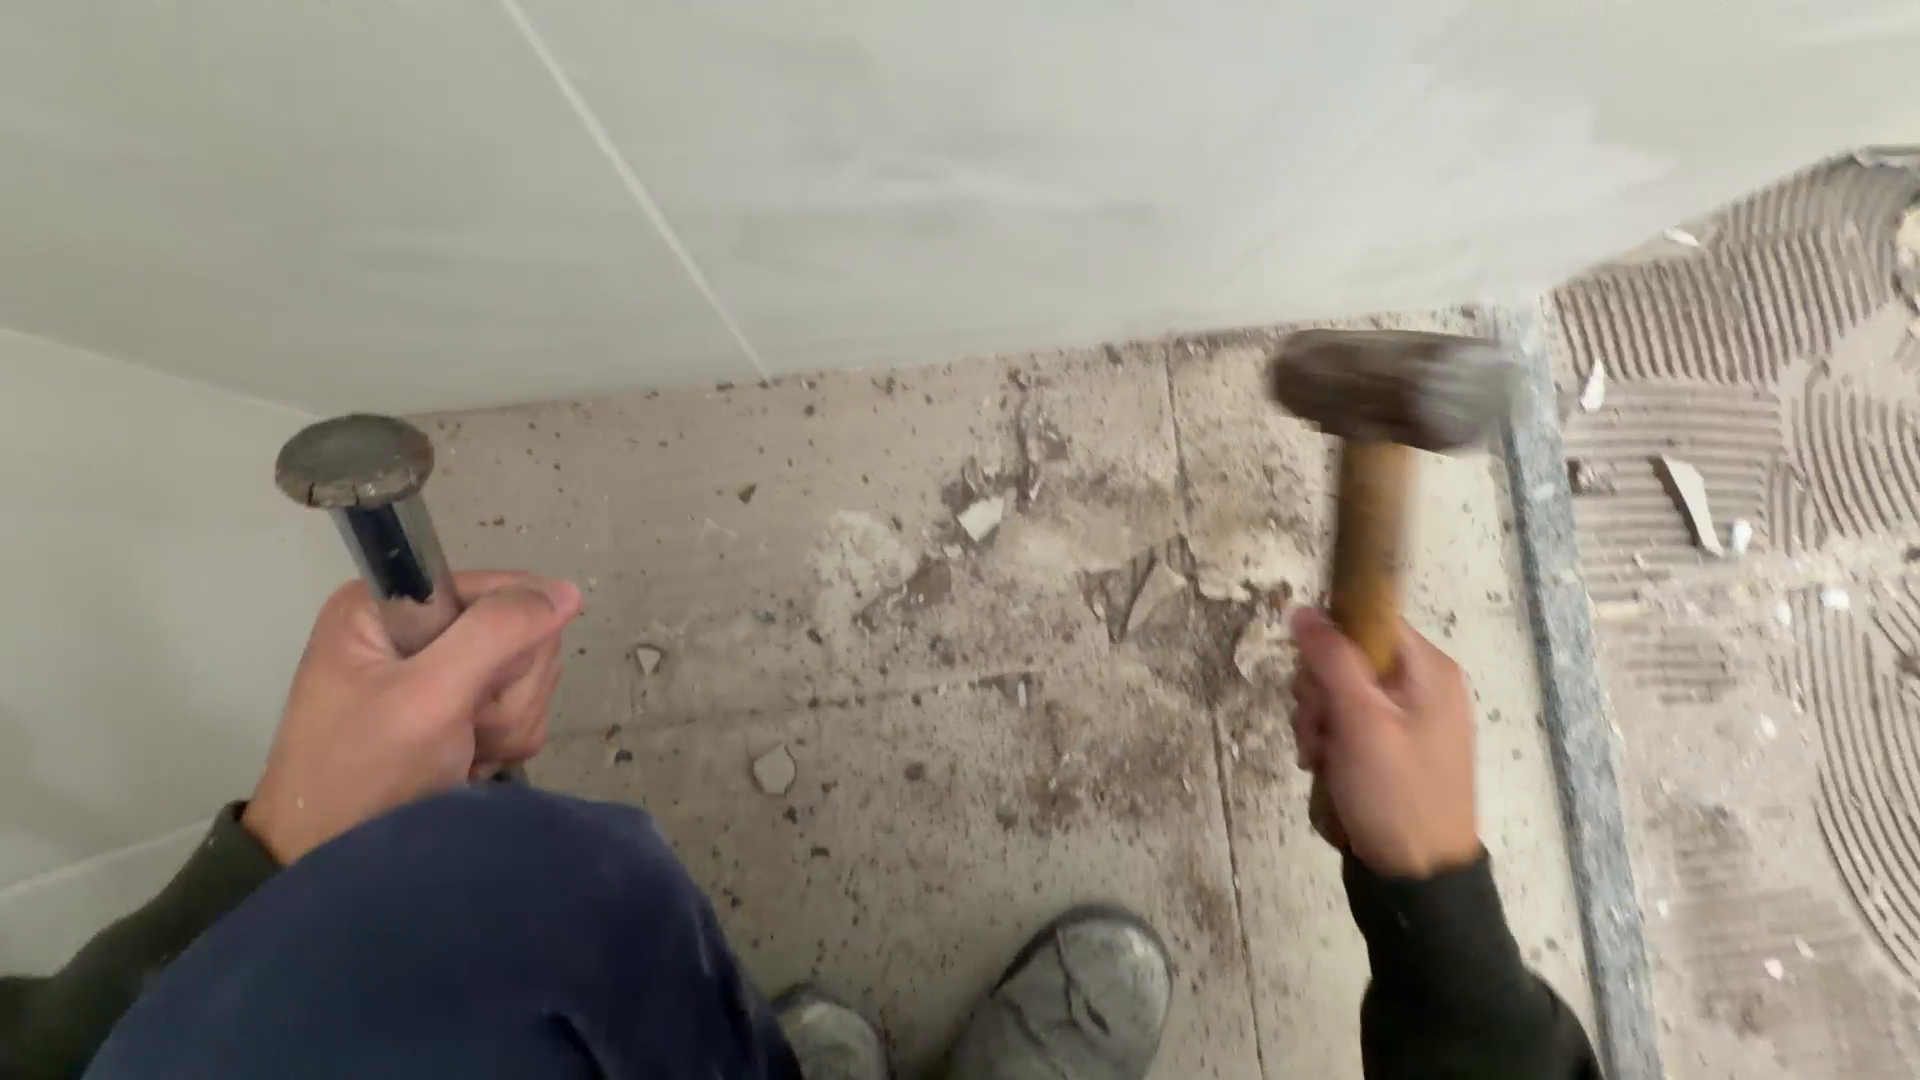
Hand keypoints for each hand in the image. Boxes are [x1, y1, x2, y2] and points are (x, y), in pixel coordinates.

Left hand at [243, 572, 583, 863]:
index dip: (511, 637)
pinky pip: (528, 703)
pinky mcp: (467, 703)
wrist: (334, 864)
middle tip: (462, 724)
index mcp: (395, 602)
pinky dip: (507, 737)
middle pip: (525, 632)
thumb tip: (568, 591)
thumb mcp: (427, 696)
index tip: (476, 682)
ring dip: (509, 719)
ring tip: (460, 747)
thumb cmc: (362, 773)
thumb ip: (497, 634)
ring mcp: (447, 666)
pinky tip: (469, 756)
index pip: (506, 589)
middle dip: (508, 689)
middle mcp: (424, 624)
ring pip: (533, 671)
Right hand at [1289, 607, 1480, 878]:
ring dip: (1318, 721)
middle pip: (1347, 657)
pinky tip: (1327, 766)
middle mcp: (1423, 685)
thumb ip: (1331, 660)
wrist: (1417, 876)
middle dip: (1319, 692)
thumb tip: (1302, 609)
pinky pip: (1346, 720)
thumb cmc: (1394, 792)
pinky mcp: (1392, 744)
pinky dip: (1329, 740)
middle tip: (1320, 728)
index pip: (1368, 620)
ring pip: (1338, 690)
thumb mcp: (1359, 721)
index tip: (1312, 677)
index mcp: (1430, 670)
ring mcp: (1408, 717)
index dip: (1330, 641)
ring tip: (1322, 757)